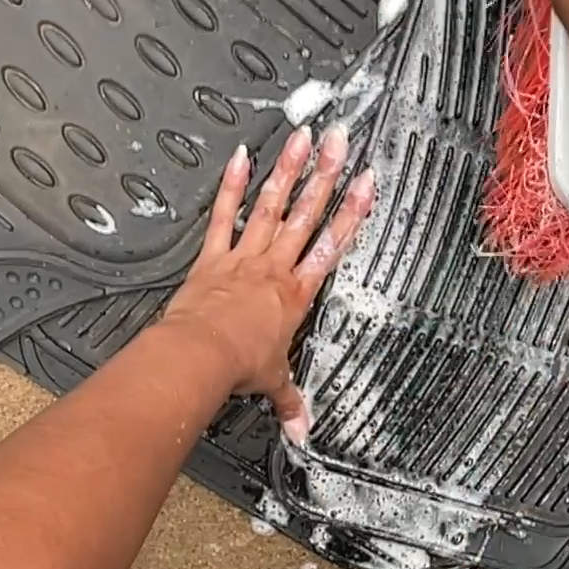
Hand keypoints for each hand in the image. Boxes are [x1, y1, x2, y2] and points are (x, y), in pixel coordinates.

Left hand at [155, 124, 375, 444]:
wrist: (201, 355)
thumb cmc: (238, 365)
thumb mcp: (273, 384)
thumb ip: (290, 403)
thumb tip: (302, 431)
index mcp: (296, 295)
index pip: (332, 246)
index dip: (353, 213)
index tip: (367, 183)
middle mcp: (274, 269)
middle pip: (307, 214)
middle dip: (327, 175)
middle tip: (341, 139)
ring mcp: (244, 258)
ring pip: (272, 206)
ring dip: (288, 170)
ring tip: (303, 136)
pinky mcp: (213, 257)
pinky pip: (224, 216)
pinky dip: (232, 188)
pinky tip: (241, 157)